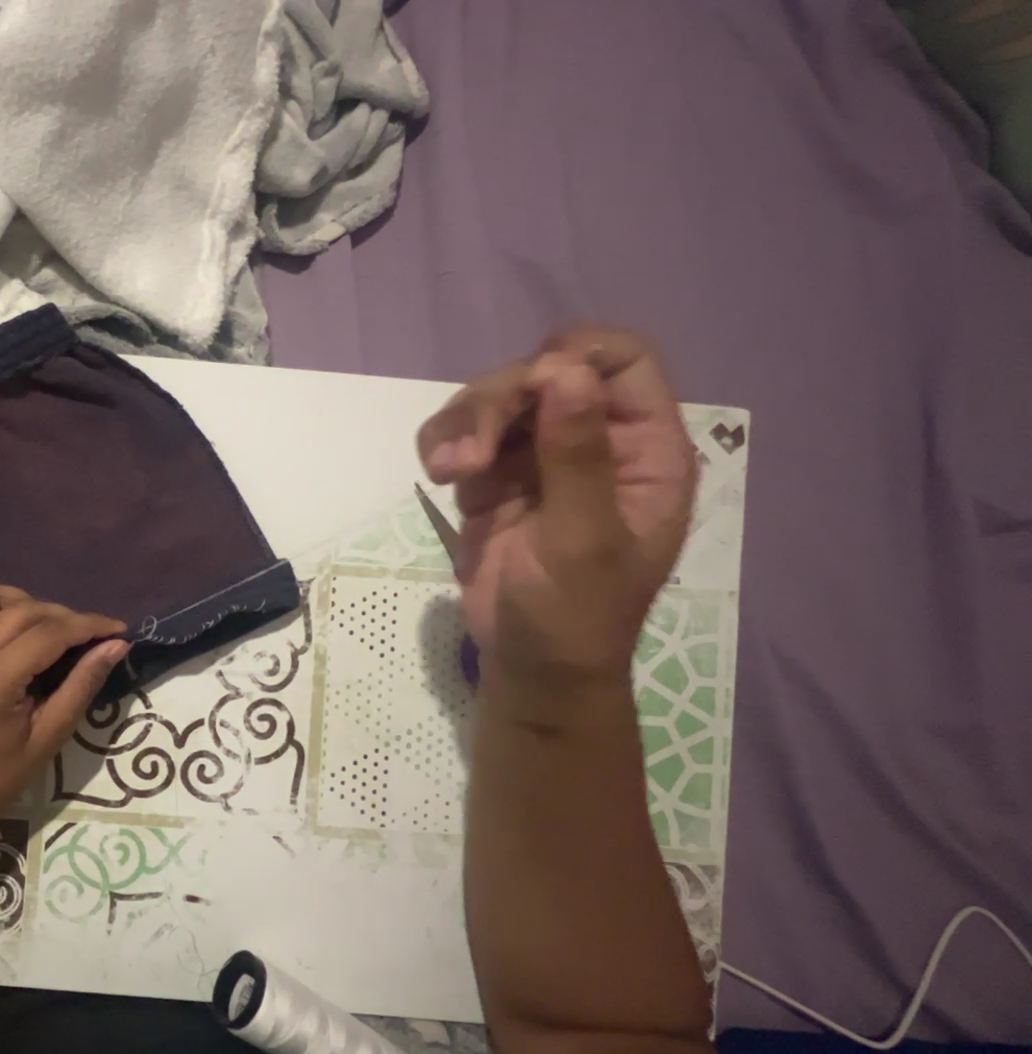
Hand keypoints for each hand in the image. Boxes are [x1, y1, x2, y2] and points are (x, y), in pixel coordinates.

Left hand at [0, 583, 127, 828]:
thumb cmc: (3, 774)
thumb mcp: (51, 735)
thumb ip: (82, 684)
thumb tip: (117, 644)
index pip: (49, 633)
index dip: (89, 625)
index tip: (118, 629)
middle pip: (22, 610)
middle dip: (63, 615)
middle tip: (88, 635)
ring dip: (19, 602)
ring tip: (43, 627)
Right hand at [416, 327, 696, 689]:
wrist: (529, 666)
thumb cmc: (575, 612)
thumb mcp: (583, 538)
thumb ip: (576, 456)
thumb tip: (564, 369)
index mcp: (643, 449)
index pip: (621, 361)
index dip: (573, 358)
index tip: (529, 389)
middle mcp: (592, 441)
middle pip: (541, 374)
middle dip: (498, 403)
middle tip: (469, 455)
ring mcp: (538, 458)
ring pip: (494, 400)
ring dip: (462, 424)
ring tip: (447, 472)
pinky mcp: (491, 479)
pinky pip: (460, 435)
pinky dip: (442, 445)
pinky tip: (439, 475)